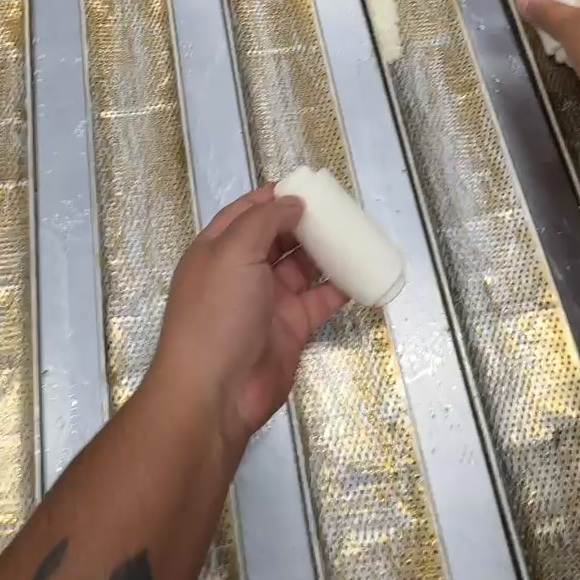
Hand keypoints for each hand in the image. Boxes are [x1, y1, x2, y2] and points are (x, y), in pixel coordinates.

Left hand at [143, 185, 345, 451]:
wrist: (216, 392)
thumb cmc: (217, 313)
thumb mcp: (233, 253)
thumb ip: (264, 222)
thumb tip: (292, 203)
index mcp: (218, 249)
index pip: (247, 213)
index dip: (274, 197)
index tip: (307, 186)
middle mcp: (242, 271)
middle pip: (278, 237)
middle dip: (306, 222)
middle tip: (340, 210)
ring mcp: (267, 301)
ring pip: (302, 267)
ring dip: (326, 252)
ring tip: (357, 234)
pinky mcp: (291, 328)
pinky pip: (320, 300)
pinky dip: (341, 288)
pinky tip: (363, 273)